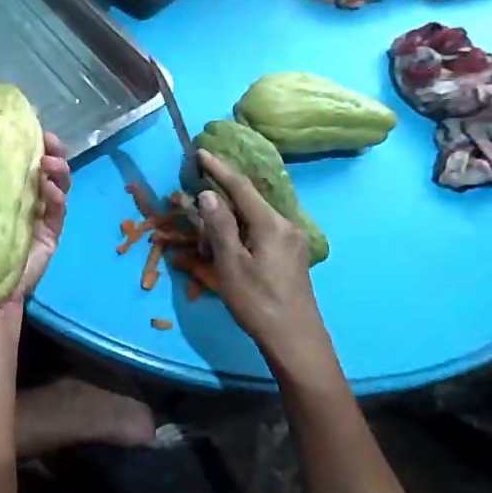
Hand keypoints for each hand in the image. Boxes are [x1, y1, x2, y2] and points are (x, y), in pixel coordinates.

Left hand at [0, 122, 70, 314]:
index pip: (15, 151)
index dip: (24, 133)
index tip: (29, 119)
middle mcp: (19, 193)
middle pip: (42, 162)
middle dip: (50, 147)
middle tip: (50, 141)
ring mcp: (37, 212)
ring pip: (56, 182)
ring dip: (58, 168)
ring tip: (49, 165)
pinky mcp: (50, 232)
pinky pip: (60, 209)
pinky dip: (59, 195)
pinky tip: (50, 191)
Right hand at [193, 150, 340, 383]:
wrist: (295, 340)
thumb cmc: (258, 302)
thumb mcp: (231, 264)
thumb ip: (219, 226)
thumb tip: (208, 194)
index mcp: (272, 225)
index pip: (241, 188)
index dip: (219, 169)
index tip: (200, 152)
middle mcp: (286, 226)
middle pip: (248, 201)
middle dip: (220, 197)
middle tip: (196, 197)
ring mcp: (291, 241)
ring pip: (253, 217)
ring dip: (227, 220)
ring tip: (206, 236)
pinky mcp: (290, 255)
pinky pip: (260, 230)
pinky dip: (239, 231)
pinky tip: (226, 245)